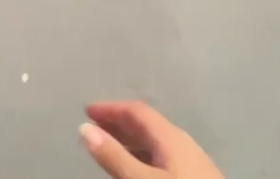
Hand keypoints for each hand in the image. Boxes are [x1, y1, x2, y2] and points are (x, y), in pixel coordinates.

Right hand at [77, 101, 224, 178]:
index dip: (111, 108)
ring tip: (110, 151)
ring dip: (131, 143)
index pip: (137, 110)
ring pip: (157, 145)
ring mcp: (195, 164)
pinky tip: (138, 172)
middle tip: (94, 128)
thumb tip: (84, 128)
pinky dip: (144, 158)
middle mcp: (184, 144)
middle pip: (147, 125)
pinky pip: (165, 160)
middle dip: (119, 124)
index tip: (87, 112)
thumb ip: (114, 156)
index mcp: (171, 136)